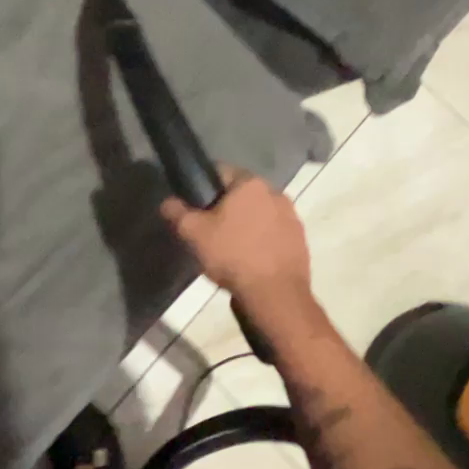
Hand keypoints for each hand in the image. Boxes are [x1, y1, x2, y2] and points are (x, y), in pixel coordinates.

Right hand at [160, 165, 311, 311]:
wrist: (276, 296)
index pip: (220, 172)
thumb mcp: (193, 233)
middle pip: (241, 194)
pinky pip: (273, 233)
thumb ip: (176, 212)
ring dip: (246, 224)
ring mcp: (293, 218)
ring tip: (230, 248)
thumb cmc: (233, 256)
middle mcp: (276, 193)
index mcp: (251, 183)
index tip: (194, 206)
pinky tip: (250, 260)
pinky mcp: (301, 241)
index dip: (202, 187)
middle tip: (209, 230)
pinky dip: (261, 241)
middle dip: (226, 207)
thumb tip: (167, 202)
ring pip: (259, 214)